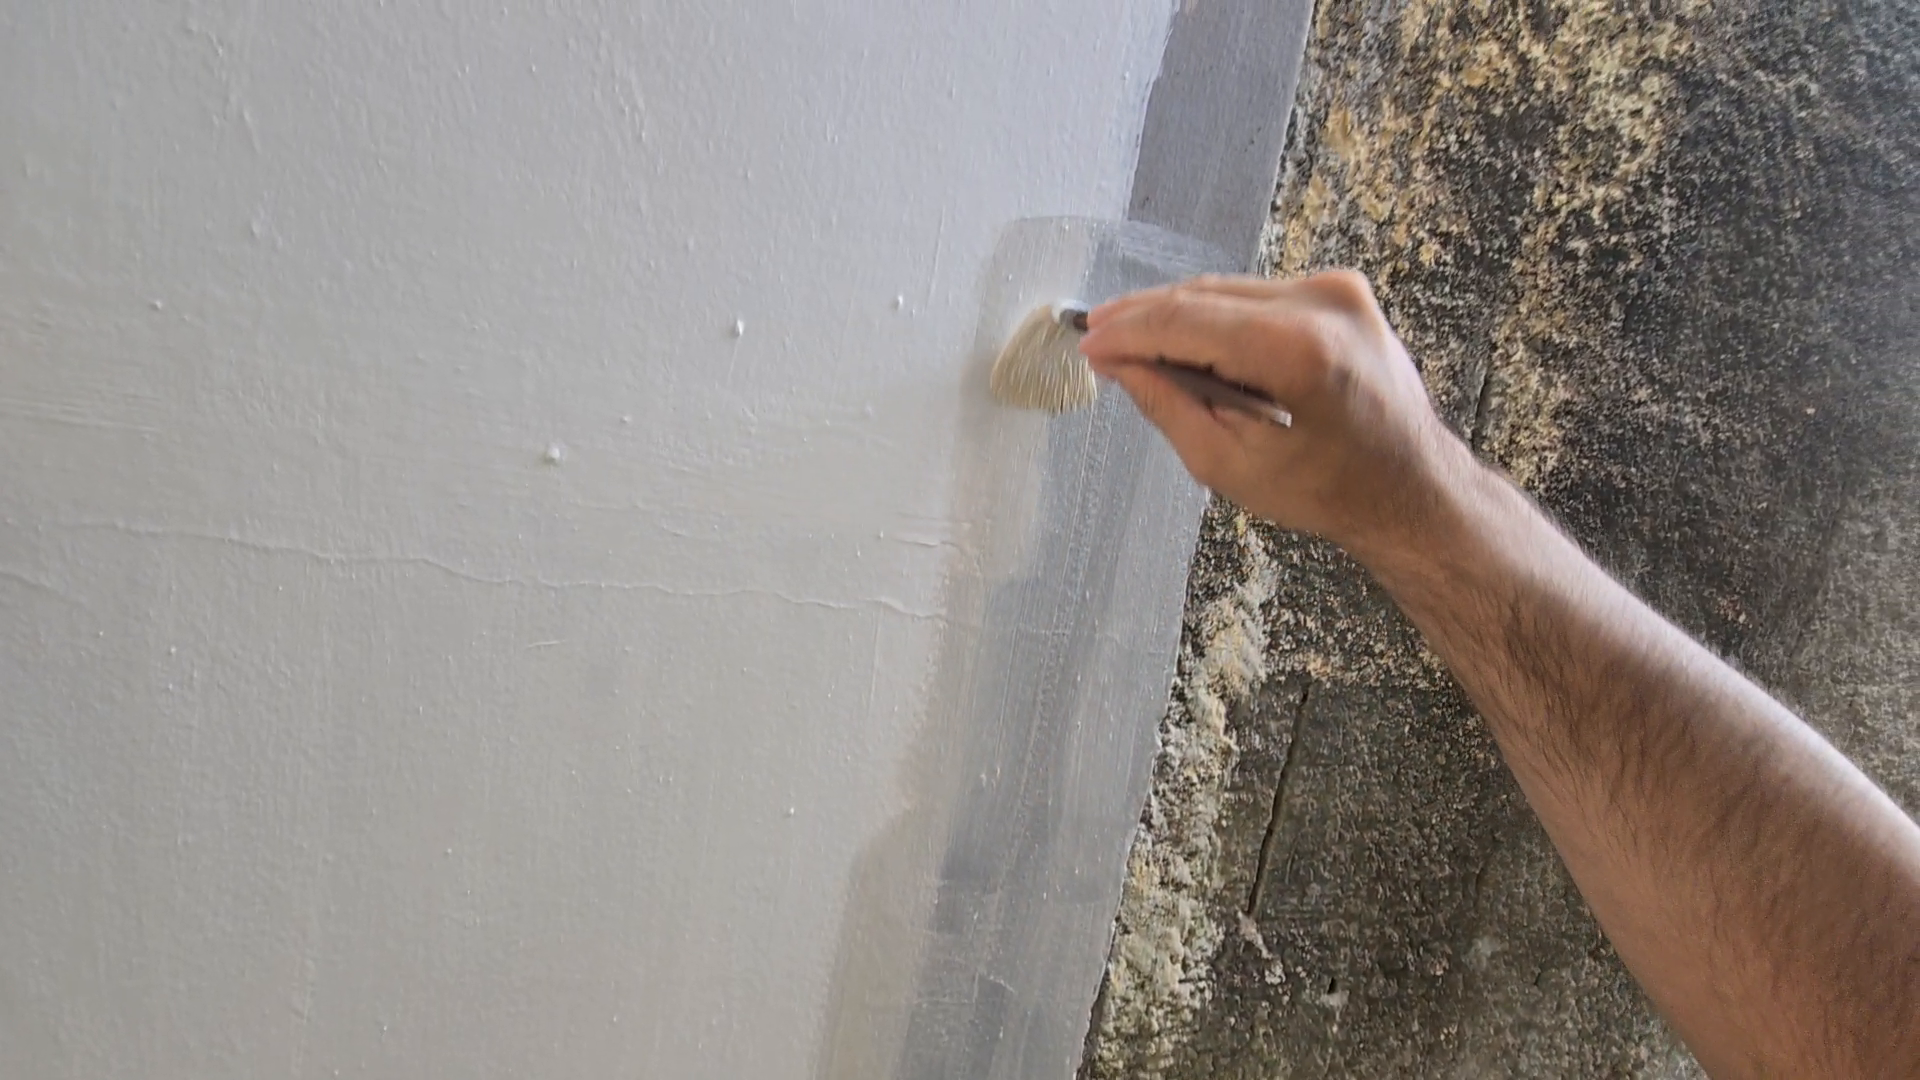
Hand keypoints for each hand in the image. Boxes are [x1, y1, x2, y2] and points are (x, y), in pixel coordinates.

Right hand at [1078, 270, 1463, 553]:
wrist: (1407, 486)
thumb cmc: (1323, 490)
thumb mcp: (1225, 462)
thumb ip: (1165, 404)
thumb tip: (1119, 364)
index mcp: (1294, 350)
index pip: (1183, 321)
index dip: (1126, 331)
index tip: (1088, 344)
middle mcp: (1320, 302)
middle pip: (1200, 297)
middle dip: (1141, 317)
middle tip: (1096, 335)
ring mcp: (1335, 290)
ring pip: (1223, 291)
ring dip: (1172, 315)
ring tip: (1126, 338)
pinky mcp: (1338, 292)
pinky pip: (1251, 296)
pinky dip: (1210, 317)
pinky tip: (1179, 337)